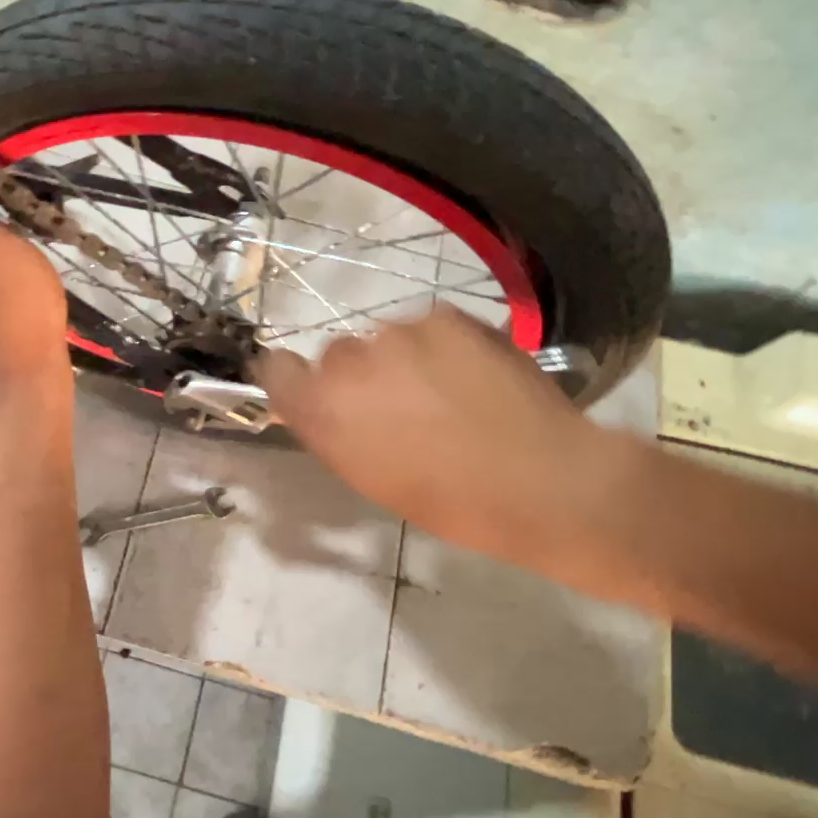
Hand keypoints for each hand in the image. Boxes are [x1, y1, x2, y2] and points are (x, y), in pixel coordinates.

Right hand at [256, 311, 629, 564]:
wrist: (542, 479)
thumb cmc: (450, 501)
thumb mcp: (370, 478)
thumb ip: (335, 432)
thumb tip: (326, 406)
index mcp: (322, 410)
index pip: (275, 369)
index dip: (294, 379)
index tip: (316, 395)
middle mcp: (348, 363)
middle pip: (335, 357)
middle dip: (359, 377)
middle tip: (398, 407)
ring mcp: (398, 333)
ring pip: (384, 339)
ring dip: (401, 359)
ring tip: (446, 392)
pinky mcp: (446, 316)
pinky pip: (427, 327)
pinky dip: (440, 346)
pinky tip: (471, 375)